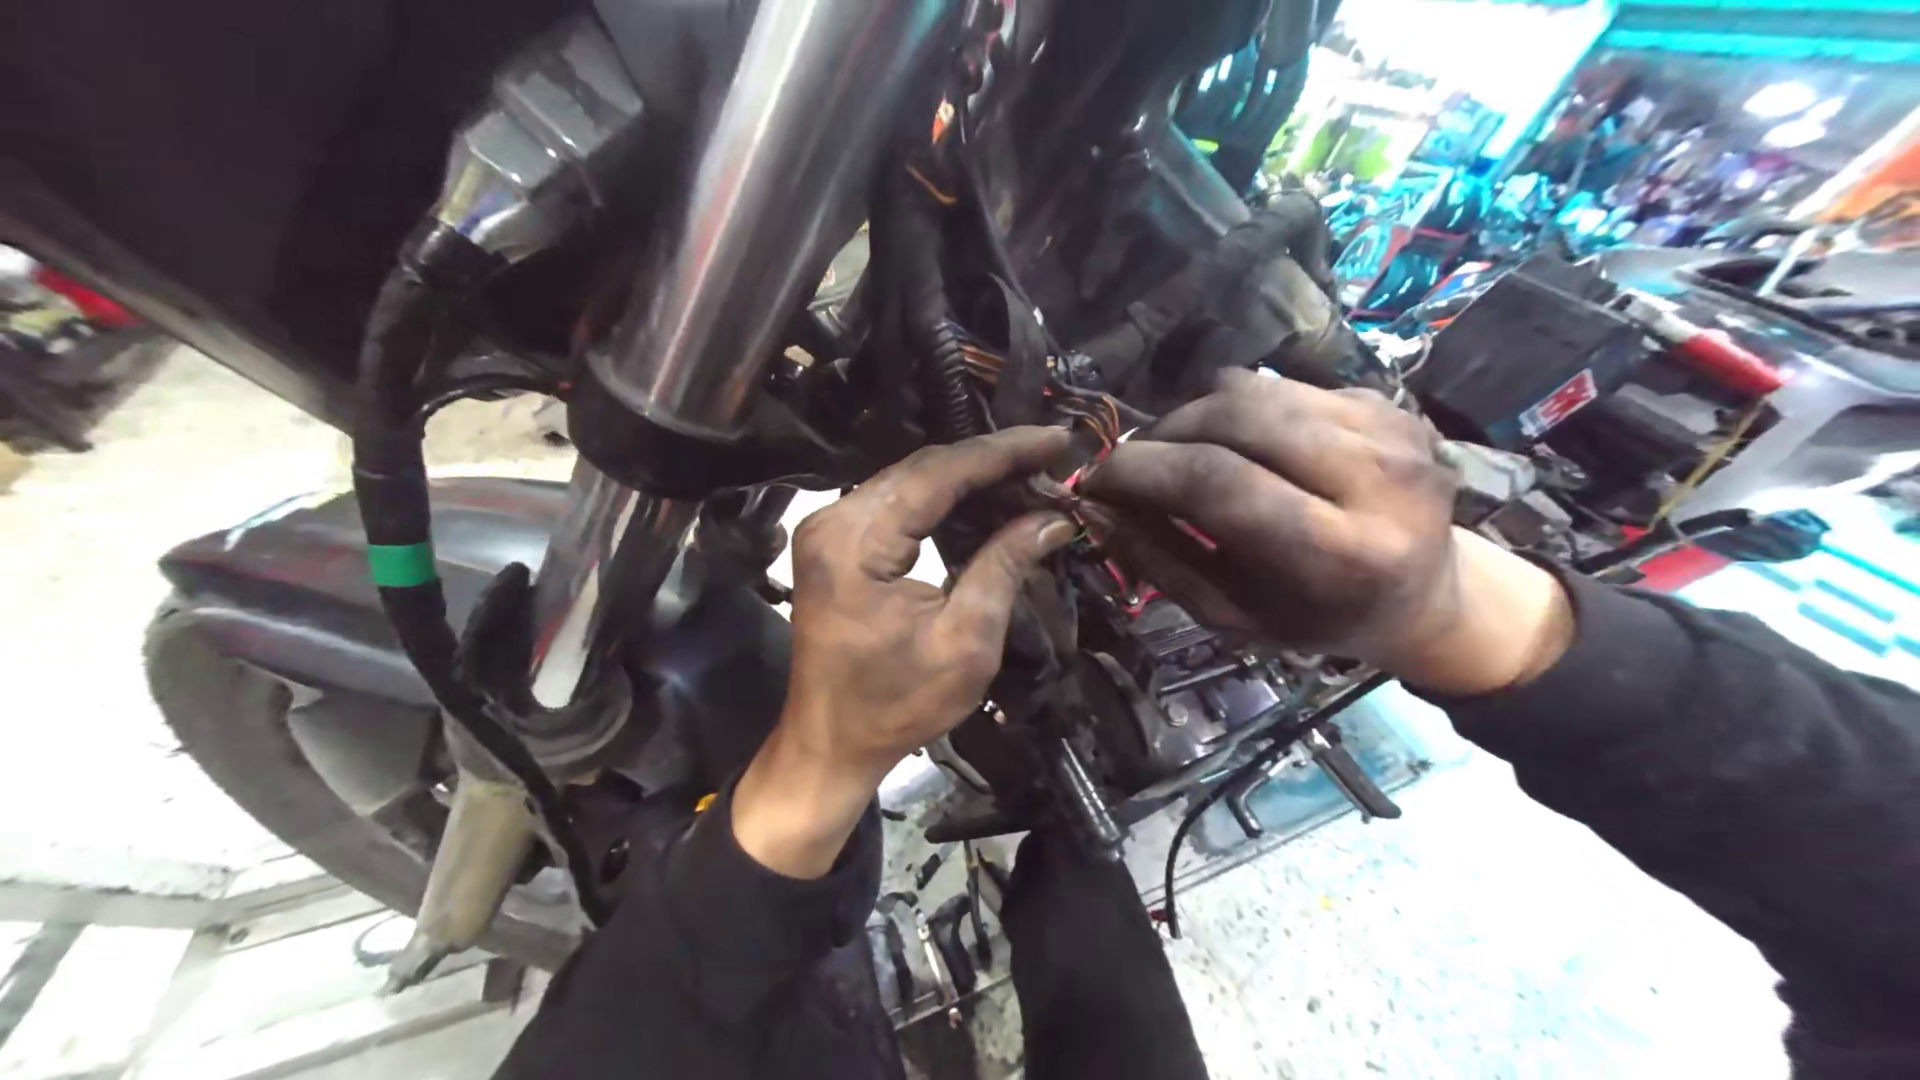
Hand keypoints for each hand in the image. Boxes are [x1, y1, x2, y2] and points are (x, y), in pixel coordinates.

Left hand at [733, 428, 1074, 877]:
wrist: (830, 743)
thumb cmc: (895, 706)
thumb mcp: (965, 641)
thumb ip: (1004, 566)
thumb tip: (1053, 519)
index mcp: (856, 542)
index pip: (939, 474)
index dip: (1003, 453)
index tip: (1056, 441)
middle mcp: (834, 520)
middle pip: (924, 469)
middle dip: (992, 463)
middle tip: (1052, 464)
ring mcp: (830, 528)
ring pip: (913, 481)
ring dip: (972, 480)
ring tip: (1031, 481)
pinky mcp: (837, 543)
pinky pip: (900, 504)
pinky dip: (945, 501)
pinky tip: (987, 504)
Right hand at [1080, 370, 1571, 695]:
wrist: (1427, 594)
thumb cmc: (1315, 619)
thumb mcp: (1229, 614)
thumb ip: (1156, 559)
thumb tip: (1090, 507)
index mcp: (1338, 555)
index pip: (1213, 481)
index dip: (1137, 471)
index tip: (1094, 480)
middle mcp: (1377, 479)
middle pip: (1232, 417)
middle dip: (1161, 435)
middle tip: (1132, 465)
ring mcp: (1391, 429)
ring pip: (1252, 390)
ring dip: (1192, 417)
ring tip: (1178, 453)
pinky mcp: (1389, 402)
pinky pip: (1280, 386)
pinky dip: (1237, 411)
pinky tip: (1238, 445)